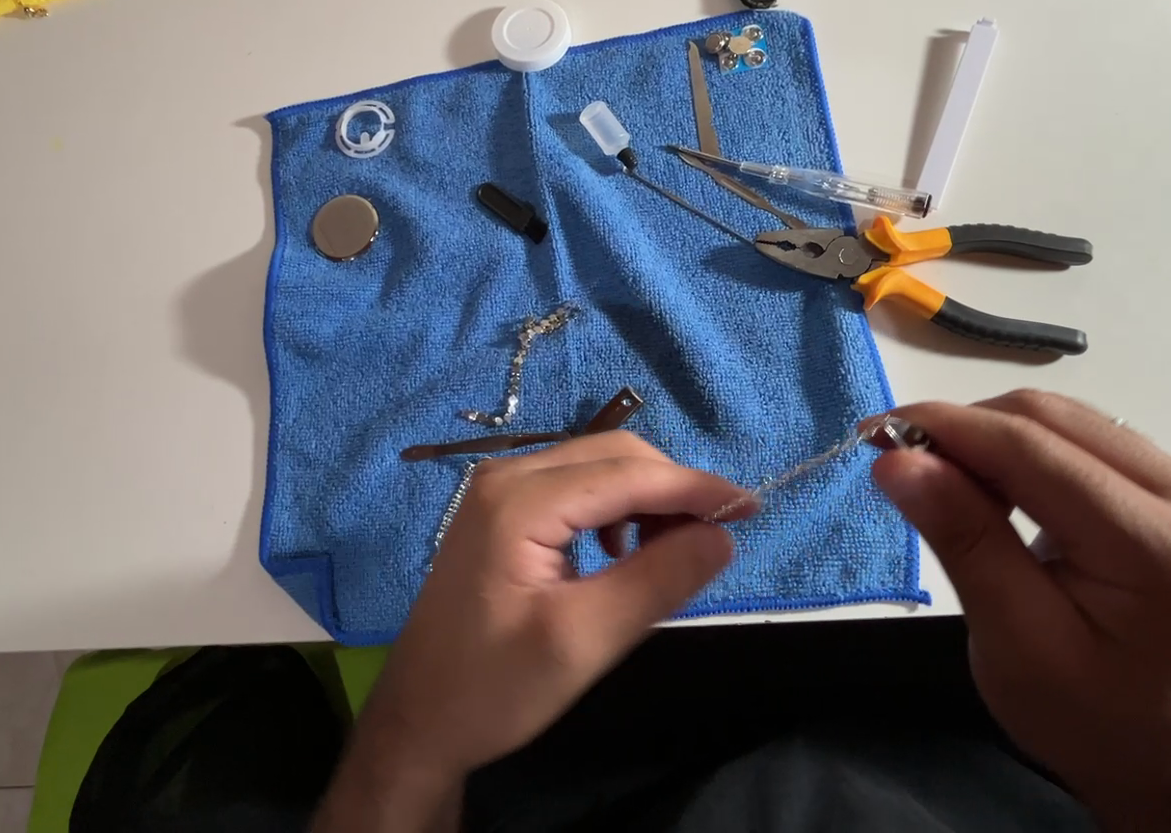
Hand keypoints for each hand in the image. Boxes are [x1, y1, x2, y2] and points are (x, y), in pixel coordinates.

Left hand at [313, 431, 755, 831]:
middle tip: (715, 538)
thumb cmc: (493, 686)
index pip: (627, 473)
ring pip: (597, 467)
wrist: (419, 715)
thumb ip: (656, 582)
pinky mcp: (503, 507)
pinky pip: (576, 486)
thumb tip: (722, 536)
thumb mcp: (583, 642)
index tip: (751, 507)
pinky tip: (621, 551)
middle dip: (671, 490)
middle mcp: (508, 474)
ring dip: (645, 498)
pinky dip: (615, 508)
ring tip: (672, 551)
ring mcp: (501, 487)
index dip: (694, 487)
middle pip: (613, 456)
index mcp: (519, 499)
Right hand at [872, 391, 1170, 831]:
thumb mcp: (1011, 641)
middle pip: (1050, 419)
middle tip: (902, 465)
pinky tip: (996, 487)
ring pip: (1062, 419)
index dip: (943, 427)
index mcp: (1167, 552)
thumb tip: (896, 459)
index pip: (1033, 449)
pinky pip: (1083, 436)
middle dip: (961, 430)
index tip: (872, 433)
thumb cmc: (1085, 717)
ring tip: (946, 483)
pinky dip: (1020, 449)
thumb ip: (962, 539)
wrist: (1167, 762)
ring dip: (987, 437)